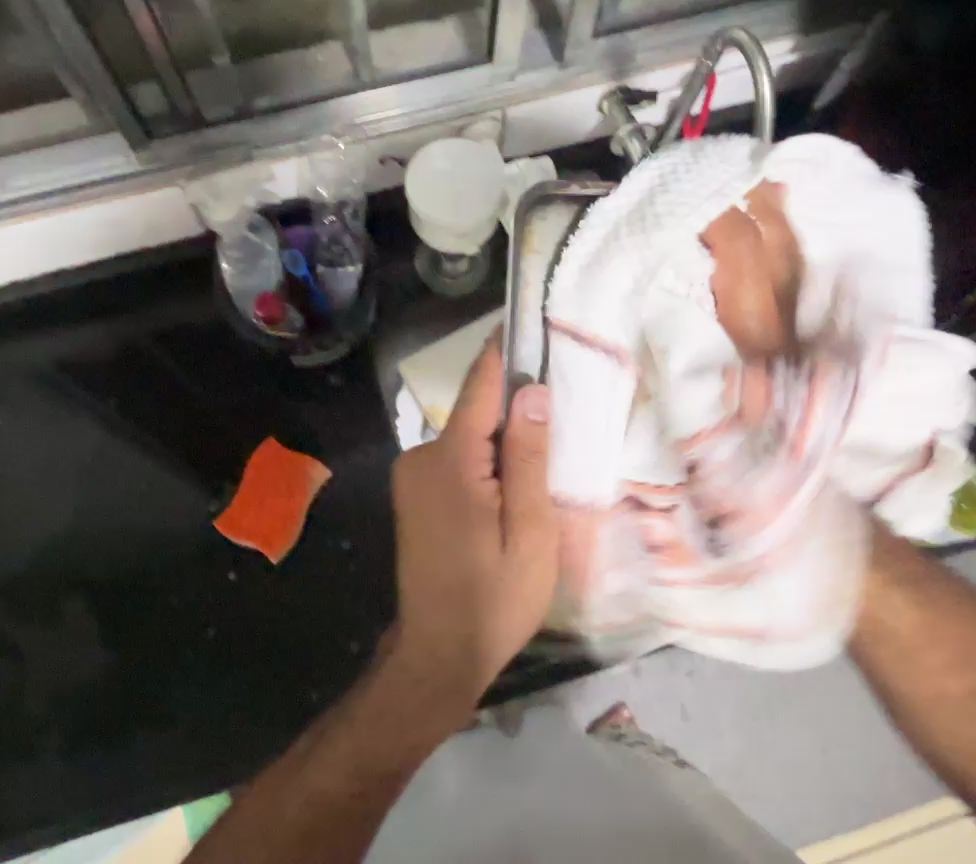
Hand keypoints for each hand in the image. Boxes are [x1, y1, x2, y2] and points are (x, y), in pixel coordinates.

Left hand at [386, 334, 556, 713]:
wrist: (438, 652)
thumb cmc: (495, 598)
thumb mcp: (530, 531)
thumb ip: (530, 458)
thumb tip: (532, 391)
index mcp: (450, 461)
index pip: (482, 388)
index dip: (506, 354)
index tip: (531, 323)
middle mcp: (421, 457)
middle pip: (478, 415)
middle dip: (518, 416)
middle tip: (564, 425)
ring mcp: (411, 476)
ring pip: (469, 440)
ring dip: (504, 448)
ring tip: (543, 475)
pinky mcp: (412, 495)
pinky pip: (456, 461)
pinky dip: (486, 466)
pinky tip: (510, 496)